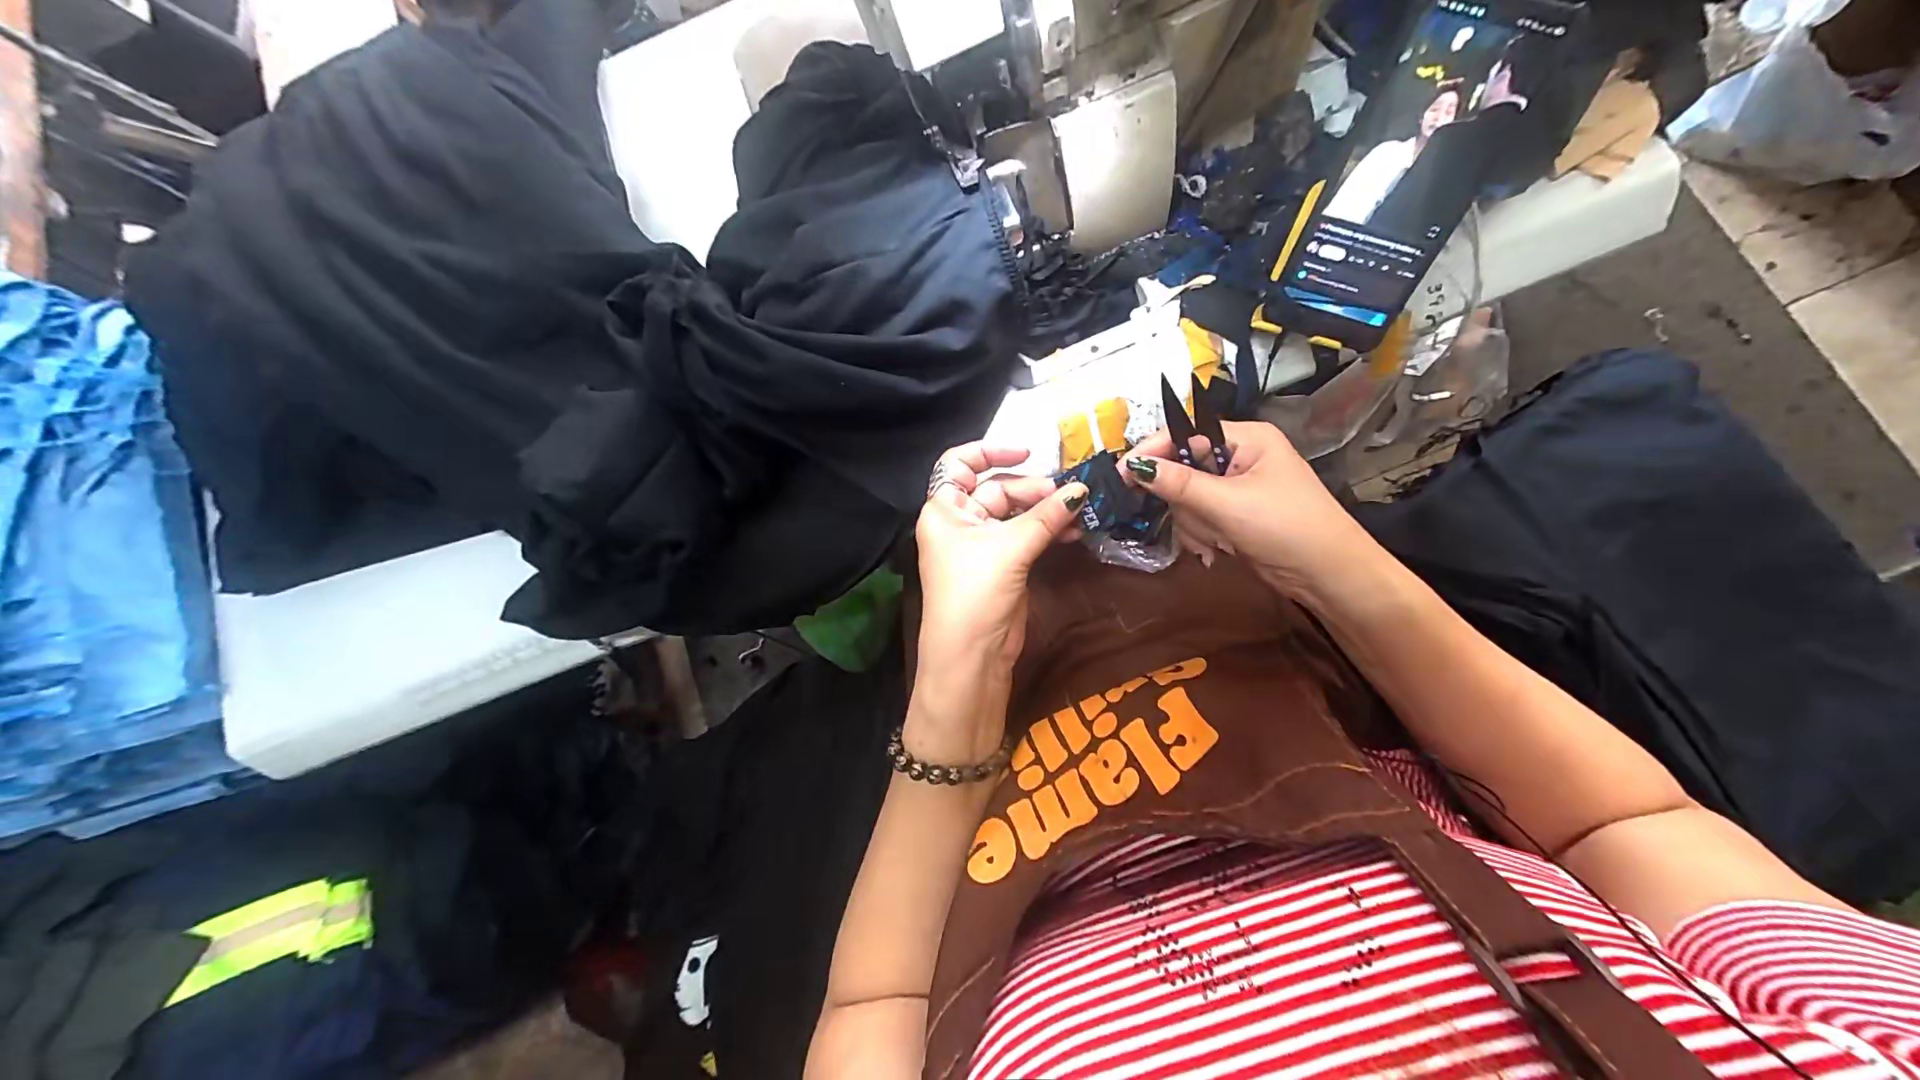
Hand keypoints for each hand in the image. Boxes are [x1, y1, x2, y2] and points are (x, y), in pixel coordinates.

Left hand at [912, 444, 1085, 759]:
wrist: (971, 657)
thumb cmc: (974, 593)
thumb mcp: (1009, 548)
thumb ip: (1046, 516)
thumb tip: (1080, 489)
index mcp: (944, 510)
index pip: (959, 464)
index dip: (990, 451)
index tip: (1028, 451)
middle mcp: (960, 522)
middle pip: (998, 488)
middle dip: (1034, 489)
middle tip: (1070, 494)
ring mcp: (983, 544)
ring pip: (1017, 513)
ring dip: (1047, 511)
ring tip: (1080, 511)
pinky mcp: (1004, 565)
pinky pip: (1028, 536)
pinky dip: (1049, 530)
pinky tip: (1075, 529)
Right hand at [1121, 420, 1380, 603]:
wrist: (1328, 575)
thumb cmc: (1287, 528)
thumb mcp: (1229, 503)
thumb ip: (1179, 483)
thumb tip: (1134, 466)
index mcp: (1247, 439)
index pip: (1185, 434)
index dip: (1153, 452)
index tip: (1123, 474)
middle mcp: (1239, 457)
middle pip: (1182, 469)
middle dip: (1186, 502)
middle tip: (1202, 521)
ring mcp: (1236, 488)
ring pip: (1186, 499)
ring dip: (1196, 525)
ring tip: (1220, 541)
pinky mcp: (1233, 515)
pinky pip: (1198, 518)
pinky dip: (1202, 535)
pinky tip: (1221, 549)